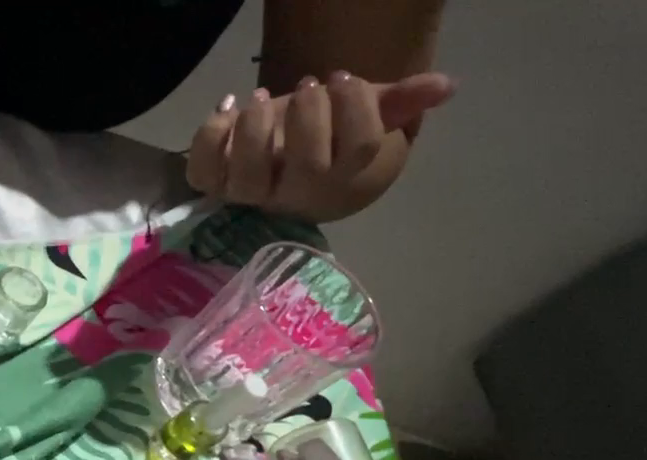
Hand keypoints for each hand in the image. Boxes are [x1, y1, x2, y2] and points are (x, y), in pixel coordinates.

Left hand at [186, 72, 455, 221]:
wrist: (280, 167)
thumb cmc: (324, 138)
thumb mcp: (360, 117)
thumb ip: (398, 104)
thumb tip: (445, 86)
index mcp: (336, 178)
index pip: (359, 148)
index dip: (355, 107)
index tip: (342, 78)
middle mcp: (291, 194)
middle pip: (306, 165)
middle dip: (310, 116)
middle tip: (306, 87)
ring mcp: (249, 194)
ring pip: (247, 176)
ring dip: (253, 128)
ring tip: (260, 97)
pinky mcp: (213, 184)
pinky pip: (201, 172)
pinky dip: (208, 135)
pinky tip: (226, 105)